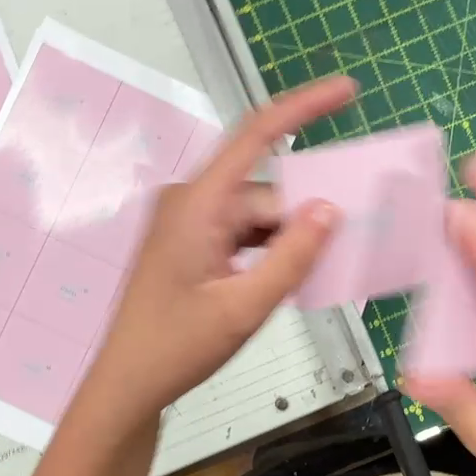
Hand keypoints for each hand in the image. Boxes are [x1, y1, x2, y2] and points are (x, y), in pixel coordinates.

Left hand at [87, 78, 352, 415]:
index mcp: (198, 203)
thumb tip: (331, 209)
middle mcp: (191, 201)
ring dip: (287, 240)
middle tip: (345, 247)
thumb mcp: (244, 307)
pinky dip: (269, 250)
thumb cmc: (177, 347)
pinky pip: (242, 234)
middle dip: (304, 215)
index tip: (347, 91)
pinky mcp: (190, 244)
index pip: (256, 135)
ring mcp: (188, 222)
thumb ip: (292, 257)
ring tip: (320, 271)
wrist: (128, 384)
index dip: (304, 107)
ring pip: (257, 216)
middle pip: (264, 191)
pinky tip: (288, 277)